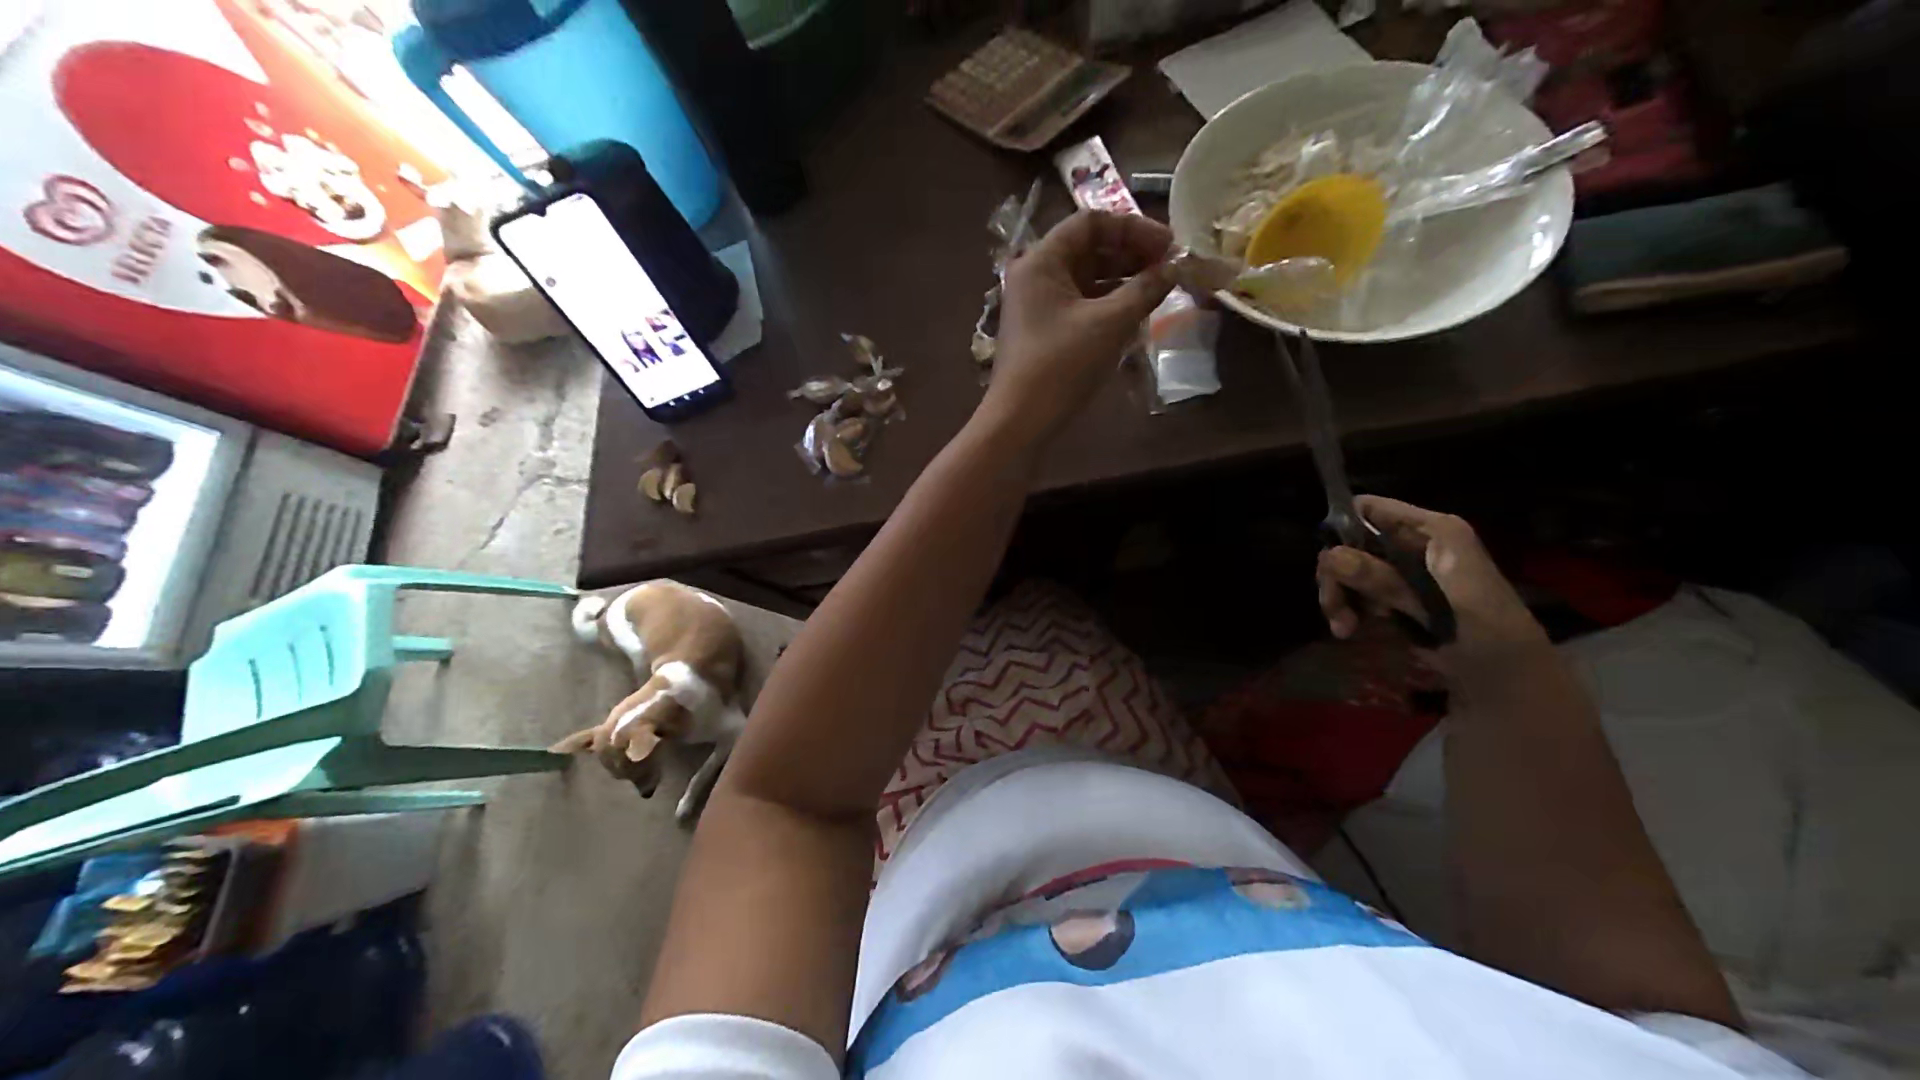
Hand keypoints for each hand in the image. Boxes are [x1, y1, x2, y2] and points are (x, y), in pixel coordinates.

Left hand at [978, 210, 1173, 443]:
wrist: (1019, 422)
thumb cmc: (1061, 366)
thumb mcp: (1110, 324)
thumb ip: (1145, 289)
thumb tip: (1177, 267)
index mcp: (1041, 260)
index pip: (1092, 222)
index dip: (1135, 228)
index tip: (1170, 246)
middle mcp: (1034, 275)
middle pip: (1089, 248)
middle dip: (1132, 254)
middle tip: (1170, 268)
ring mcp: (1037, 304)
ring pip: (1087, 277)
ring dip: (1123, 279)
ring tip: (1159, 289)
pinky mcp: (1044, 330)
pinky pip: (1081, 303)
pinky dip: (1109, 303)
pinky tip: (1136, 313)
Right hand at [1316, 496, 1547, 661]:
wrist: (1514, 681)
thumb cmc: (1486, 637)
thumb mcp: (1437, 608)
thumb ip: (1385, 580)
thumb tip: (1330, 555)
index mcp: (1433, 531)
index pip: (1370, 509)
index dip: (1340, 529)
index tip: (1329, 566)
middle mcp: (1416, 543)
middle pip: (1352, 542)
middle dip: (1337, 575)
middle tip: (1333, 610)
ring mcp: (1407, 569)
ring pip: (1351, 569)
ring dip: (1340, 596)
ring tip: (1343, 628)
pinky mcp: (1401, 594)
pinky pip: (1361, 591)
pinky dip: (1350, 608)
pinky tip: (1349, 629)